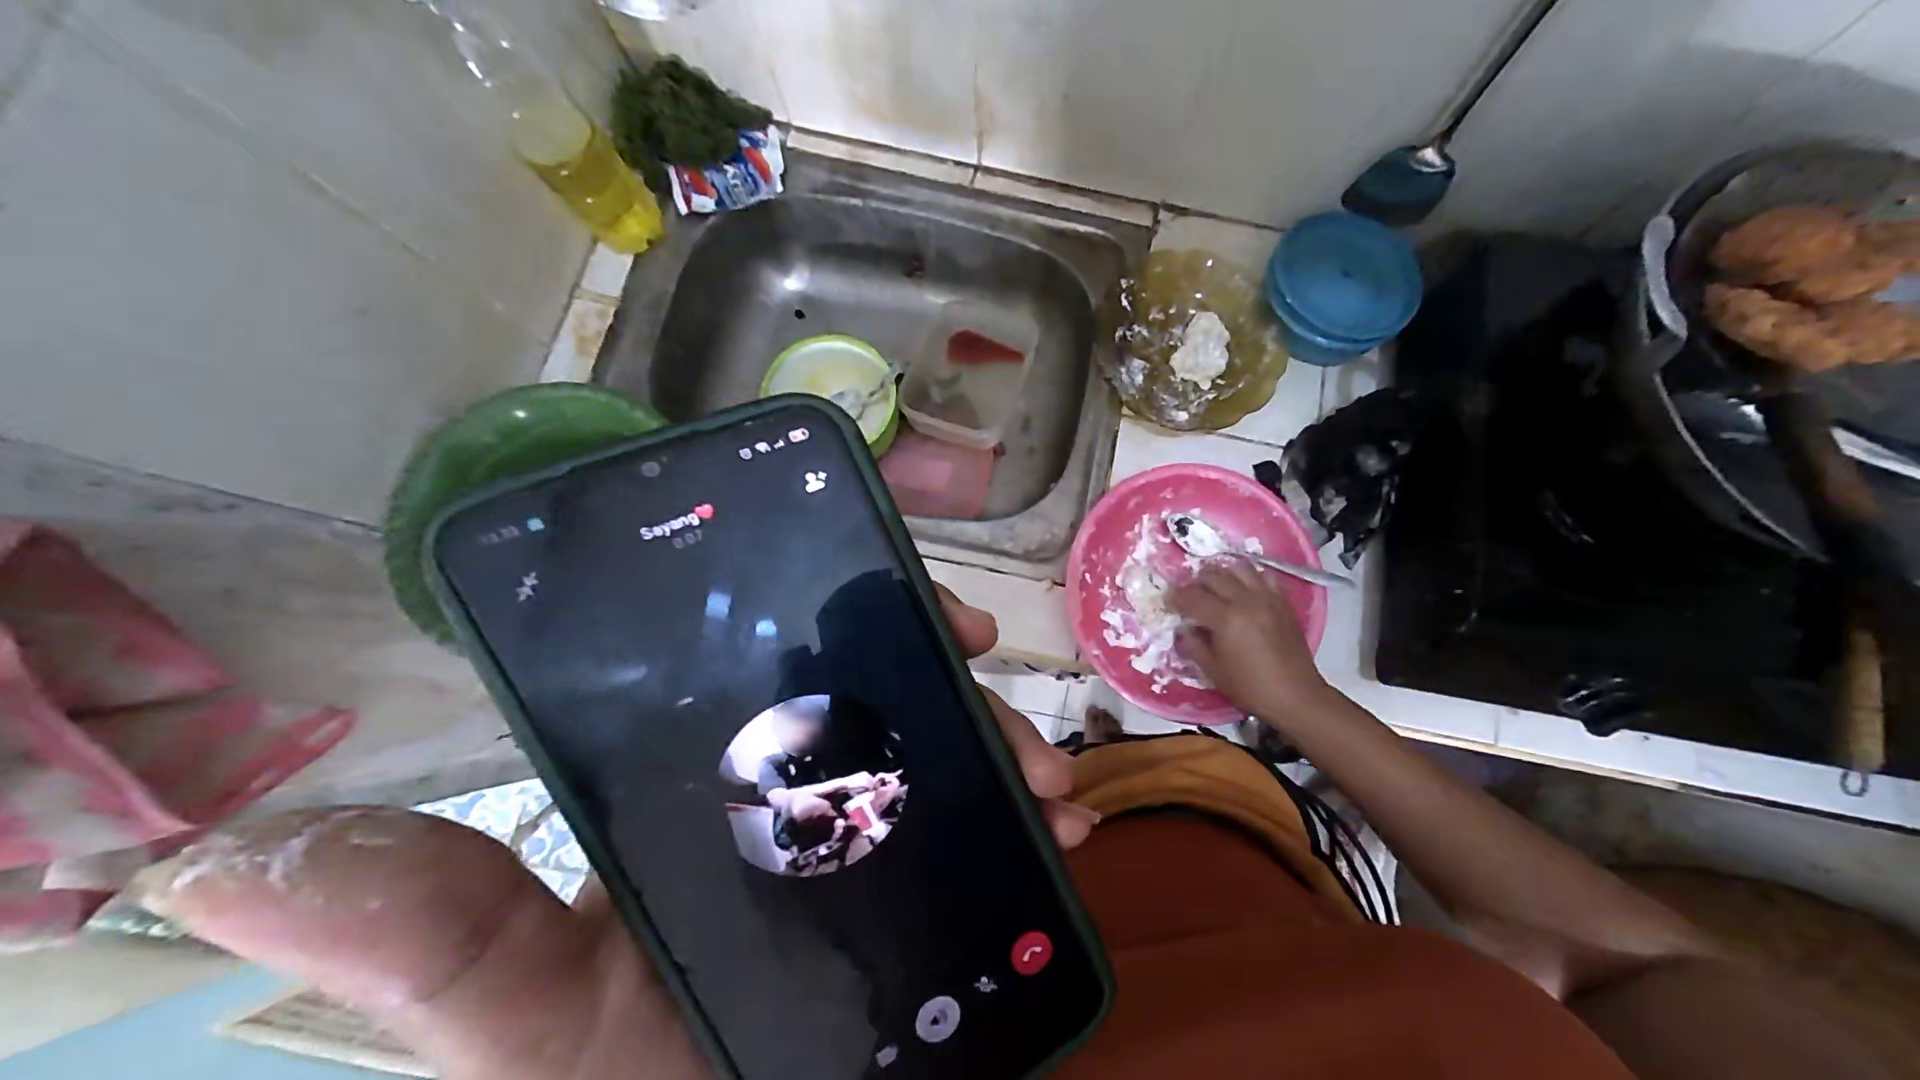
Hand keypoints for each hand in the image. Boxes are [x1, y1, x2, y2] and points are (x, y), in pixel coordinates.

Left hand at [126, 586, 1092, 1079]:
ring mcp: (871, 838)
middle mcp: (793, 790)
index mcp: (712, 780)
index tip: (911, 605)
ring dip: (1004, 742)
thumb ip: (431, 932)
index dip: (846, 613)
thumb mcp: (534, 1023)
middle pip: (881, 693)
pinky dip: (1030, 811)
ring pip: (947, 750)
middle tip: (989, 668)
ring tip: (1053, 780)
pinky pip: (989, 822)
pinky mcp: (931, 888)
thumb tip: (223, 850)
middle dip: (947, 674)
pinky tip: (1069, 823)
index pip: (780, 661)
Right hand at [1170, 563, 1334, 725]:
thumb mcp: (1213, 671)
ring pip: (1239, 569)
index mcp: (1226, 619)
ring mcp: (1268, 598)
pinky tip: (1242, 588)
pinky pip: (1264, 576)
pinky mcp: (1283, 602)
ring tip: (1214, 585)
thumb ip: (1193, 645)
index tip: (1168, 601)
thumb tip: (1184, 629)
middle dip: (1195, 583)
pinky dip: (1249, 577)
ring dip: (1222, 573)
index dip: (1176, 598)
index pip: (1192, 597)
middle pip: (1214, 577)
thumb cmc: (1251, 687)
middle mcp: (1246, 601)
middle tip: (1188, 595)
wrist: (1296, 695)